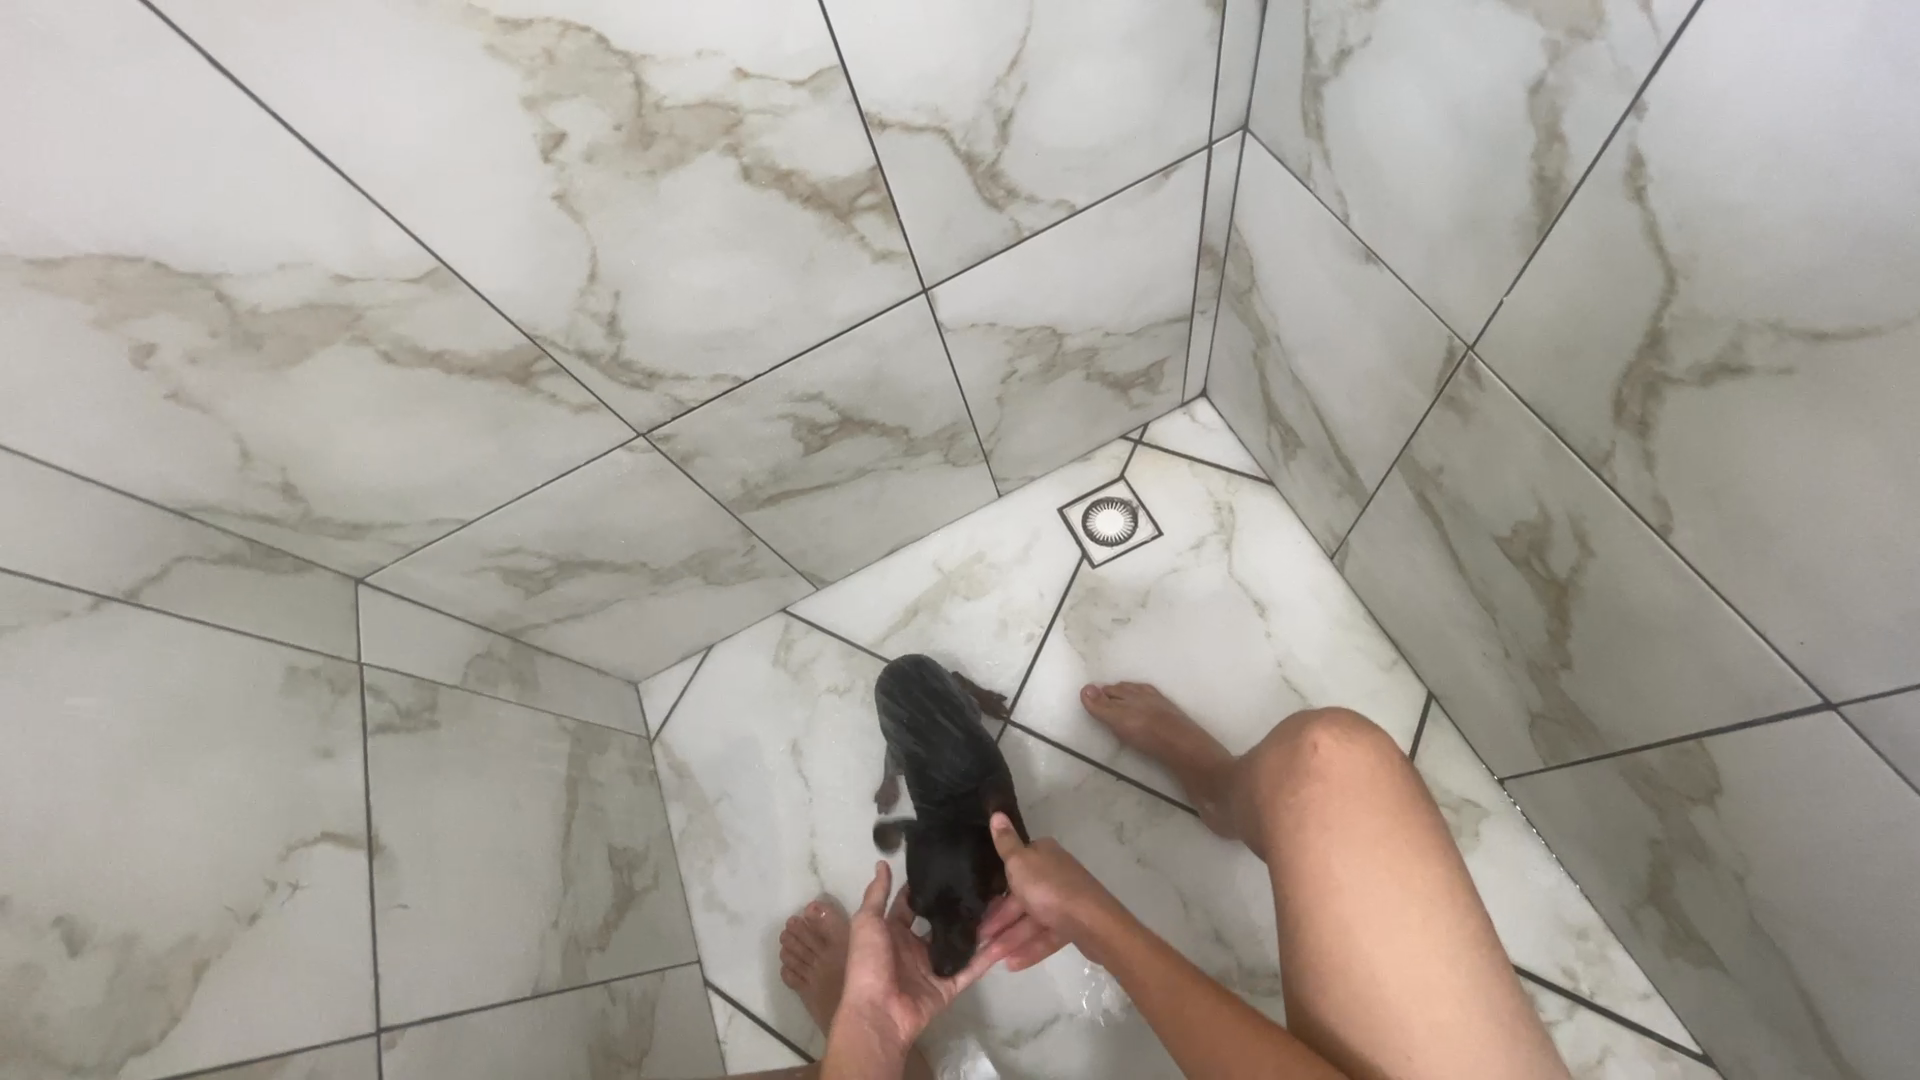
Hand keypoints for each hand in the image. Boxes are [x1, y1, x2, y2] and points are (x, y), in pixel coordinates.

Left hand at [836, 861, 1006, 1049]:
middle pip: (939, 923)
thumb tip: (882, 863)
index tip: (946, 867)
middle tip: (978, 884)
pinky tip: (1003, 939)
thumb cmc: (868, 963)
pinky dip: (985, 957)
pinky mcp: (947, 986)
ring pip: (957, 943)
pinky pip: (969, 969)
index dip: (925, 888)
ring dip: (974, 929)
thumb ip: (877, 894)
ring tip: (998, 905)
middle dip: (954, 907)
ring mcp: (932, 967)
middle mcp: (914, 947)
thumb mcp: (867, 922)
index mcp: (894, 932)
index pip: (912, 905)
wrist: (878, 1013)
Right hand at [988, 812, 1125, 966]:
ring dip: (1009, 940)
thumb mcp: (1020, 862)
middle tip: (977, 940)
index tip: (977, 907)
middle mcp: (1053, 875)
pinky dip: (1028, 949)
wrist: (1093, 922)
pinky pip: (1044, 937)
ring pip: (1030, 921)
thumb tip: (997, 812)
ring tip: (987, 960)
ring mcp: (1064, 901)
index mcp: (1042, 855)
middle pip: (1019, 898)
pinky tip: (1010, 965)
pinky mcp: (1071, 925)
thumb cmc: (1050, 888)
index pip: (1014, 868)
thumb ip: (1006, 843)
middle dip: (999, 921)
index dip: (994, 889)